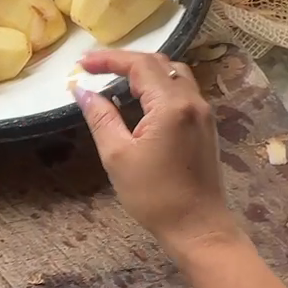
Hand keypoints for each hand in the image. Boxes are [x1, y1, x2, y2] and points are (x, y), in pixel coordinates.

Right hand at [74, 49, 242, 257]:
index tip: (82, 64)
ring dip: (144, 73)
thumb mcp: (117, 156)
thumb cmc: (154, 196)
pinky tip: (138, 101)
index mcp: (171, 105)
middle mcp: (193, 101)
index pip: (140, 65)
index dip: (109, 60)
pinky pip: (181, 92)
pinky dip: (157, 87)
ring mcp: (203, 113)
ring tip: (115, 83)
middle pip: (159, 64)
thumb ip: (100, 118)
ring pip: (174, 75)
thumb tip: (82, 92)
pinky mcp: (204, 126)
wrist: (198, 227)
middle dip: (125, 62)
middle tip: (95, 70)